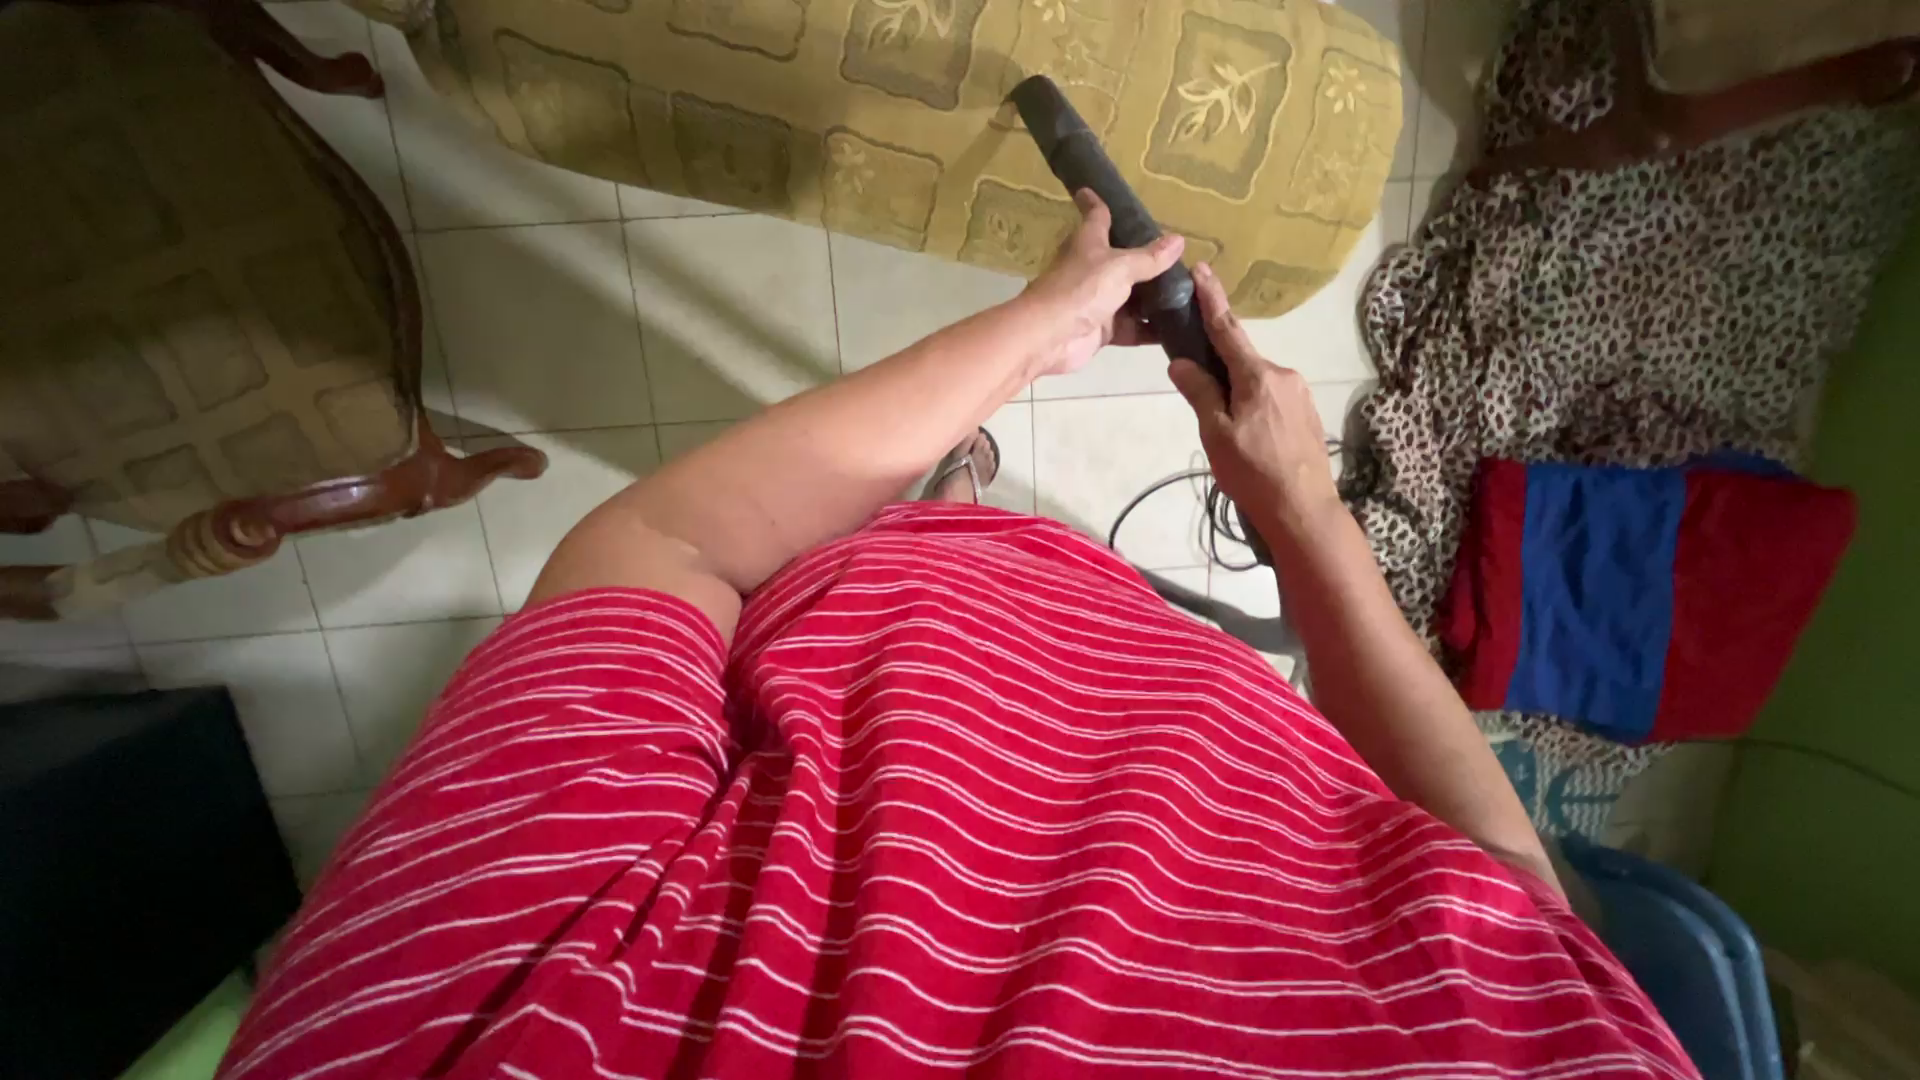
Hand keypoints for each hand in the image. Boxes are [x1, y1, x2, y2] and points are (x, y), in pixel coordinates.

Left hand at [1018, 189, 1184, 377]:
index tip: (1090, 187)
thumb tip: (1178, 241)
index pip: (1096, 215)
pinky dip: (1151, 330)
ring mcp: (1097, 302)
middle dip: (1146, 258)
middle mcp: (1093, 270)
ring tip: (1189, 292)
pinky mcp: (1102, 331)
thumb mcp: (1120, 266)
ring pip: (1131, 297)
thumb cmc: (1080, 290)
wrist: (1049, 338)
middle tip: (1180, 254)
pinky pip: (1132, 329)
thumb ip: (1149, 258)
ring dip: (1155, 298)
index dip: (1095, 201)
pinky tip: (1177, 327)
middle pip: (1122, 259)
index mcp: (1090, 242)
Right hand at [1167, 262, 1341, 538]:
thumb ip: (1199, 392)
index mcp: (1258, 376)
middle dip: (1217, 368)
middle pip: (1241, 360)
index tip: (1201, 269)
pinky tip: (1246, 437)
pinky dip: (1250, 406)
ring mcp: (1299, 394)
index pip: (1228, 329)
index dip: (1211, 300)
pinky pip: (1269, 398)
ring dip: (1234, 394)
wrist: (1302, 509)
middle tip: (1198, 395)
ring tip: (1224, 432)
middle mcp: (1283, 375)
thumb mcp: (1215, 433)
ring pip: (1255, 382)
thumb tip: (1182, 362)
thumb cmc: (1253, 472)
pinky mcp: (1306, 413)